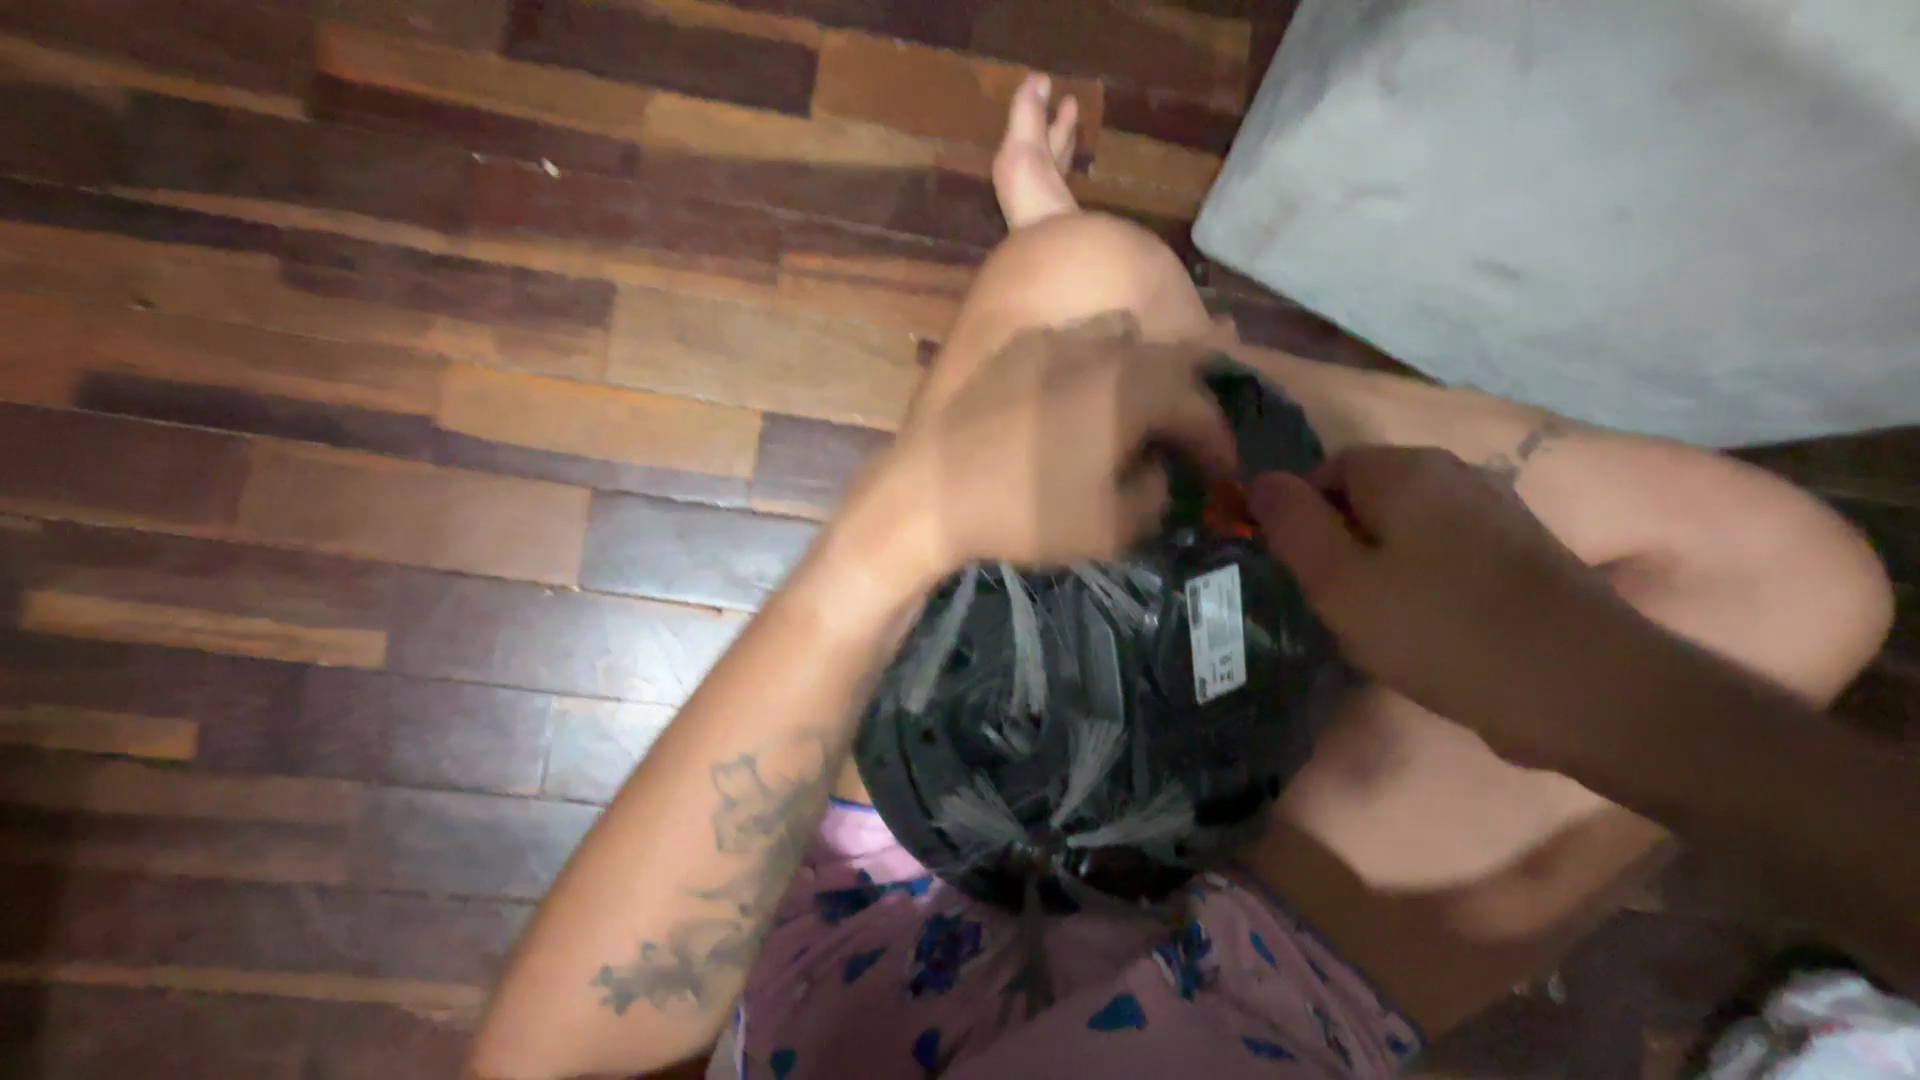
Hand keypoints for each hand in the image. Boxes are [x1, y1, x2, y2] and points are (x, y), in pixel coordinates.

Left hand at [848, 314, 1238, 584]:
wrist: (929, 493)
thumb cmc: (1025, 513)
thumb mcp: (1111, 527)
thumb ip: (1156, 493)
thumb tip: (1161, 468)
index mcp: (1133, 390)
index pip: (1201, 408)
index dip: (1219, 442)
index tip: (1223, 469)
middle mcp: (1101, 350)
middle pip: (1170, 358)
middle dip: (1190, 397)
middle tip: (1189, 433)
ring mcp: (1054, 342)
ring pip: (1122, 338)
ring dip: (1143, 368)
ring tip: (1139, 405)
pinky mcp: (1014, 348)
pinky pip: (1074, 344)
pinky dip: (1096, 364)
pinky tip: (1079, 395)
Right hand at [1247, 445, 1643, 766]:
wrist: (1583, 688)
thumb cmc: (1442, 630)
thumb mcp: (1340, 583)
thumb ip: (1292, 526)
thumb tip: (1260, 481)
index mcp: (1404, 469)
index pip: (1323, 471)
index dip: (1297, 518)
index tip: (1294, 573)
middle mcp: (1453, 474)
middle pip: (1365, 499)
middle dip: (1337, 548)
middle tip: (1331, 606)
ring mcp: (1495, 513)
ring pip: (1404, 532)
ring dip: (1377, 572)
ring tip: (1375, 628)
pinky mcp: (1522, 555)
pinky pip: (1444, 556)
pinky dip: (1421, 587)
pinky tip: (1425, 634)